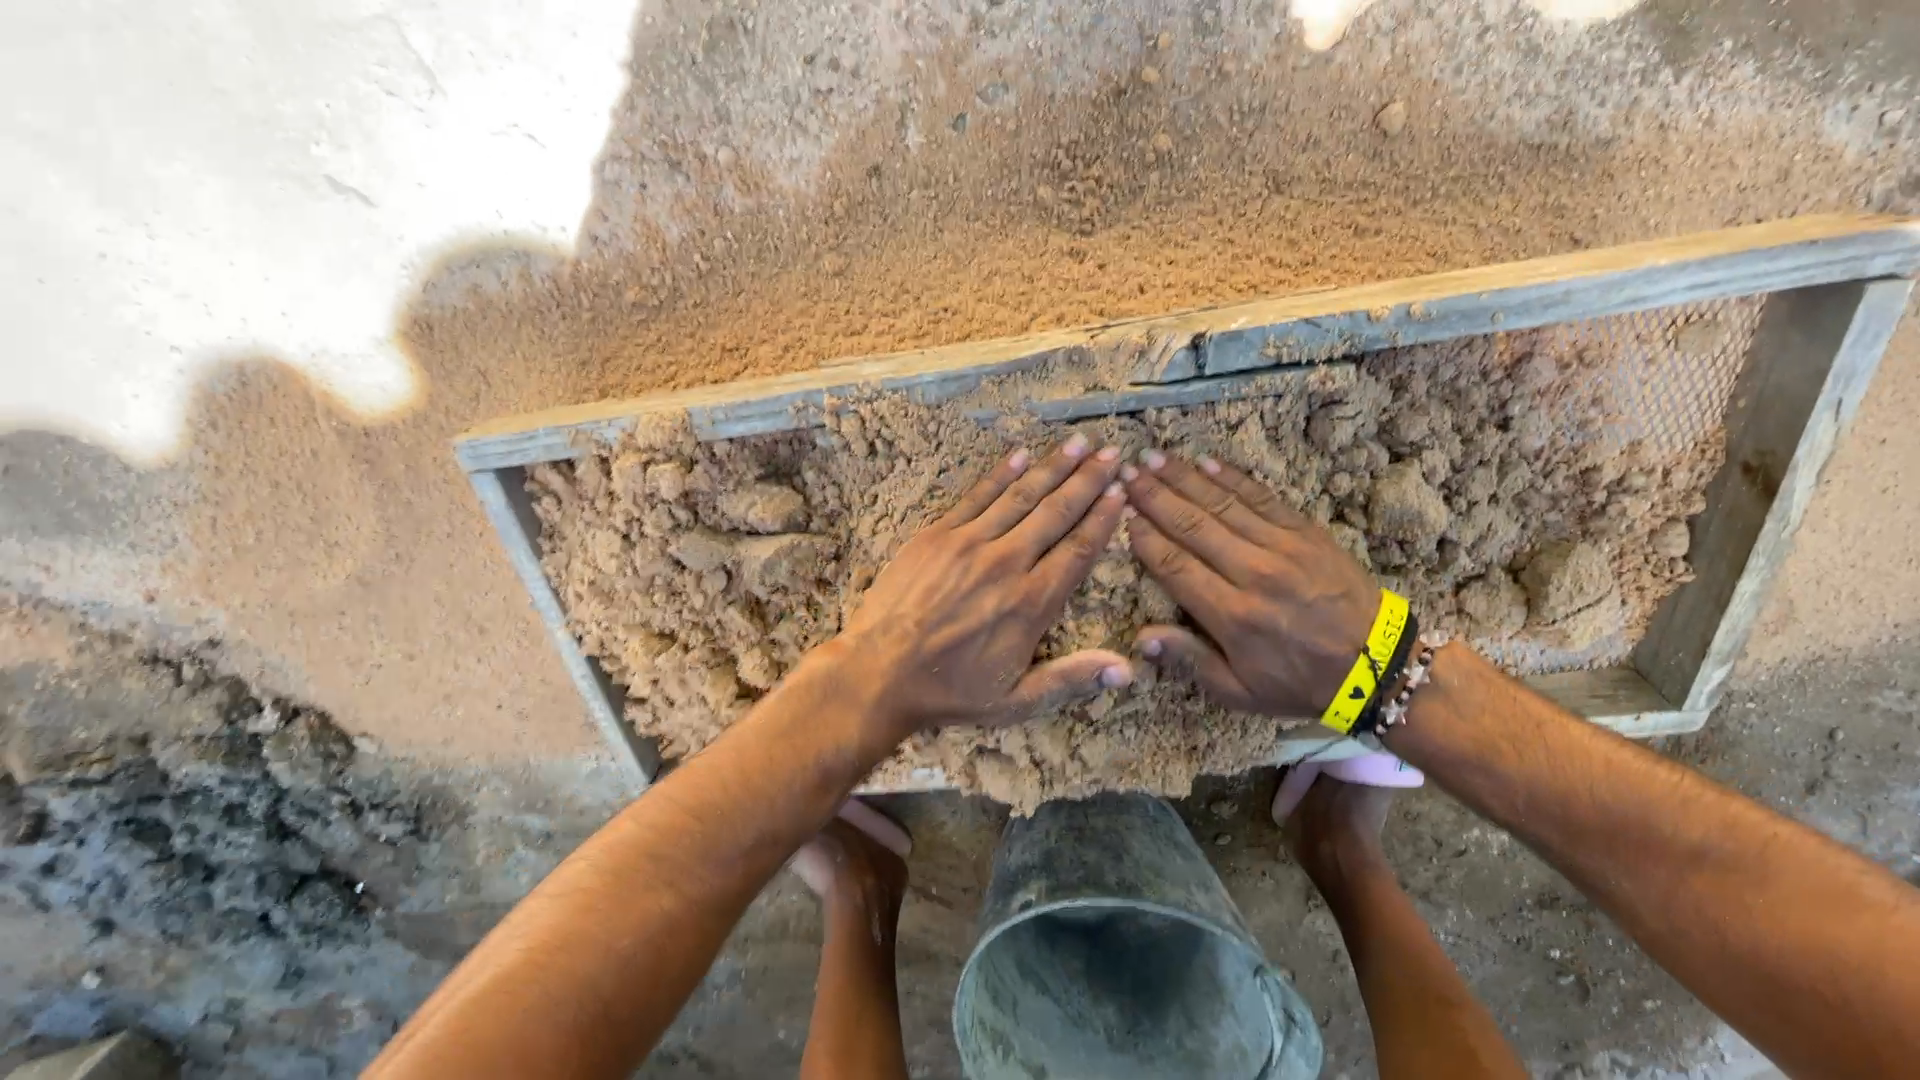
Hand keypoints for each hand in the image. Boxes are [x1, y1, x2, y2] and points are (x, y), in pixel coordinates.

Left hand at [837, 434, 1132, 736]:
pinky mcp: (936, 536)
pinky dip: (1001, 474)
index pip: (1079, 550)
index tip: (1122, 493)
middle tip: (1112, 455)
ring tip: (1079, 444)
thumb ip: (1071, 678)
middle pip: (1056, 513)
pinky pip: (976, 497)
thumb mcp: (1015, 700)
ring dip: (1053, 468)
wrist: (877, 674)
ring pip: (1021, 497)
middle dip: (1088, 482)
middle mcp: (1006, 564)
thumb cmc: (949, 692)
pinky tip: (1021, 455)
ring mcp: (969, 545)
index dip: (1103, 519)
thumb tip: (1127, 670)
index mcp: (1031, 604)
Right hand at [1120, 450, 1377, 717]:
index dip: (1144, 538)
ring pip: (1222, 505)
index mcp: (1233, 616)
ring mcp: (1283, 548)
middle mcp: (1254, 574)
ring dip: (1184, 478)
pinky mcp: (1307, 533)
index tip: (1121, 516)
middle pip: (1192, 526)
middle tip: (1126, 472)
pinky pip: (1262, 498)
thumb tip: (1142, 637)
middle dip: (1154, 496)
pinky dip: (1232, 478)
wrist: (1378, 666)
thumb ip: (1190, 661)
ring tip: (1153, 458)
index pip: (1175, 565)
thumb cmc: (1299, 682)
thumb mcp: (1240, 692)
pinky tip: (1205, 462)